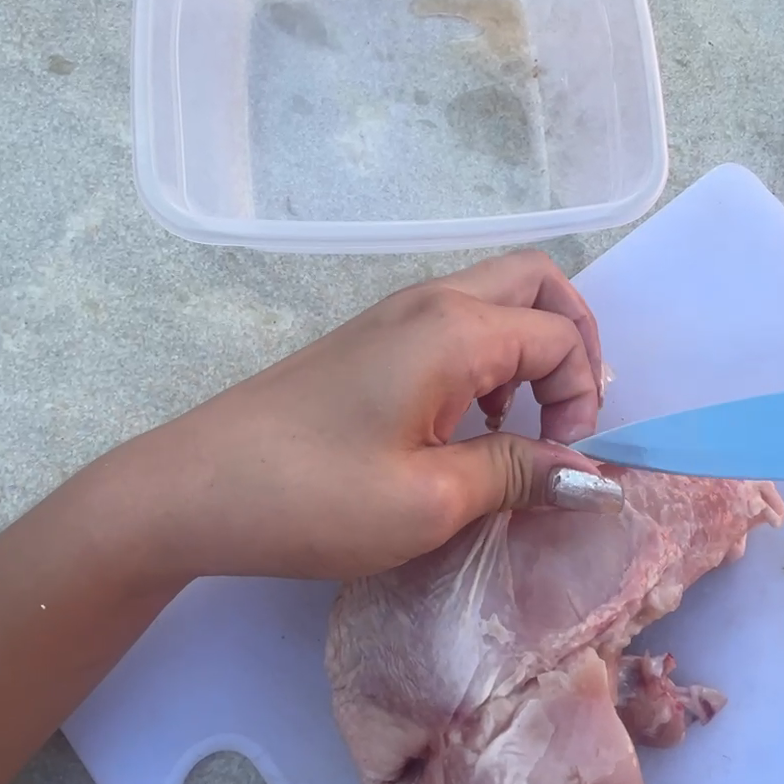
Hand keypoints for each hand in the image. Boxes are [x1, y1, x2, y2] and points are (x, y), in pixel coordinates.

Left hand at [125, 251, 616, 579]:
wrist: (193, 489)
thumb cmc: (314, 497)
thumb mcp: (430, 501)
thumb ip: (519, 475)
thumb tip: (590, 478)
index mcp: (454, 329)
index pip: (561, 337)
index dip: (583, 399)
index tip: (562, 466)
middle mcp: (430, 302)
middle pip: (537, 282)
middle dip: (576, 339)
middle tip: (568, 411)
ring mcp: (395, 316)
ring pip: (496, 297)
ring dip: (531, 347)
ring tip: (521, 422)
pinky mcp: (371, 340)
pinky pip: (458, 323)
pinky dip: (491, 356)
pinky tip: (469, 420)